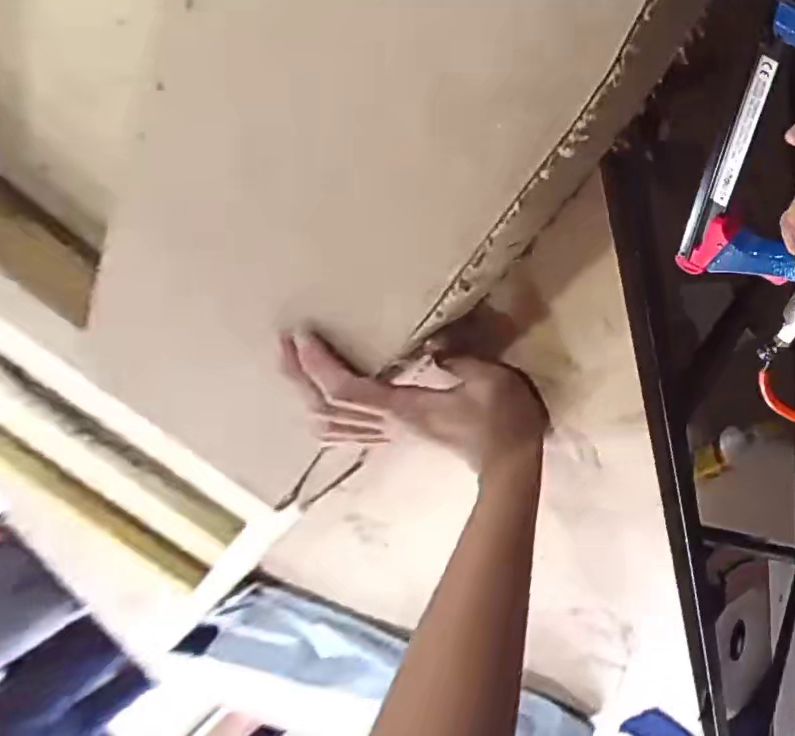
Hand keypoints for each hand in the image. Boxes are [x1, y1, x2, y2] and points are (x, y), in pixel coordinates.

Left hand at [280, 329, 548, 477]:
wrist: (508, 458)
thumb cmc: (503, 417)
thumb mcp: (490, 380)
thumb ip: (459, 360)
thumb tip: (432, 345)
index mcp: (405, 408)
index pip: (346, 388)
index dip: (319, 363)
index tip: (303, 336)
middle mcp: (387, 424)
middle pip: (325, 406)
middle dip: (299, 375)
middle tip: (286, 345)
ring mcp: (391, 434)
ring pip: (328, 423)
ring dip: (306, 396)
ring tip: (300, 369)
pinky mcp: (400, 437)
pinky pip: (347, 432)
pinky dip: (326, 417)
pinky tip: (325, 406)